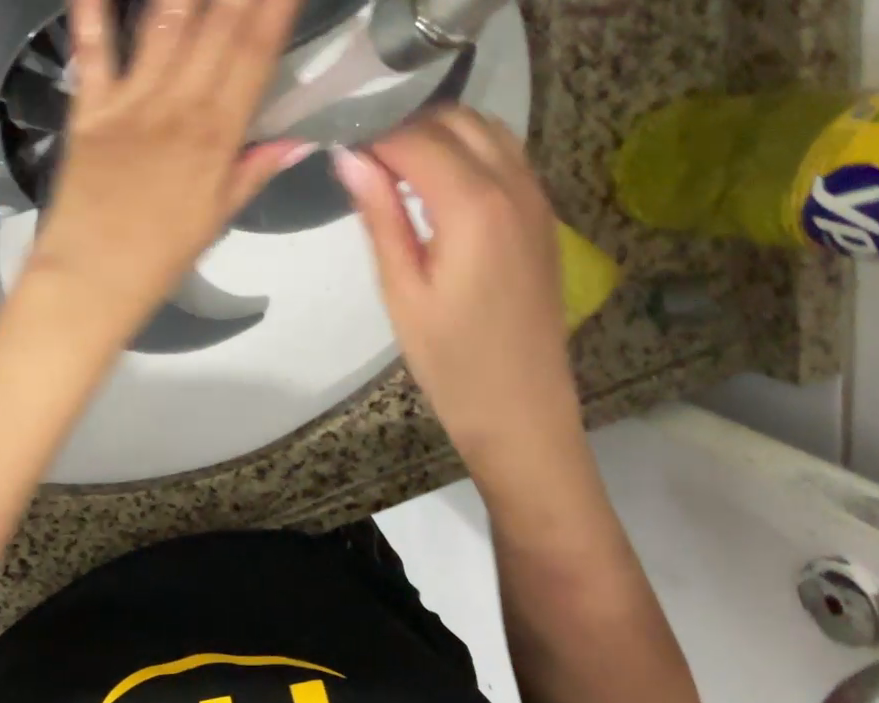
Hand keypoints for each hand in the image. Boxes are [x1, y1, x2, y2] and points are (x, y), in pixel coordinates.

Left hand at [30, 0, 315, 337]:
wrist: (90, 281)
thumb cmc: (157, 260)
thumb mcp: (214, 221)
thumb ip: (252, 173)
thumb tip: (298, 141)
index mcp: (217, 136)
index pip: (256, 52)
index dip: (275, 5)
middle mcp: (179, 106)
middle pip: (218, 23)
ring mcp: (131, 102)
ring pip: (166, 20)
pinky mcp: (88, 108)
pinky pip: (94, 48)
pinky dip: (93, 9)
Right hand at [331, 106, 579, 452]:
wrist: (521, 406)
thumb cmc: (452, 363)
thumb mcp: (403, 294)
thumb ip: (381, 219)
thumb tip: (350, 159)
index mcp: (473, 206)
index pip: (415, 139)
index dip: (372, 136)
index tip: (336, 148)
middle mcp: (513, 184)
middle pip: (455, 120)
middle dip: (405, 127)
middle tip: (361, 162)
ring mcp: (535, 196)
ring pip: (485, 130)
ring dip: (439, 135)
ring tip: (393, 172)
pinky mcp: (542, 214)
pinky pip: (505, 156)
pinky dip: (467, 153)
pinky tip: (436, 188)